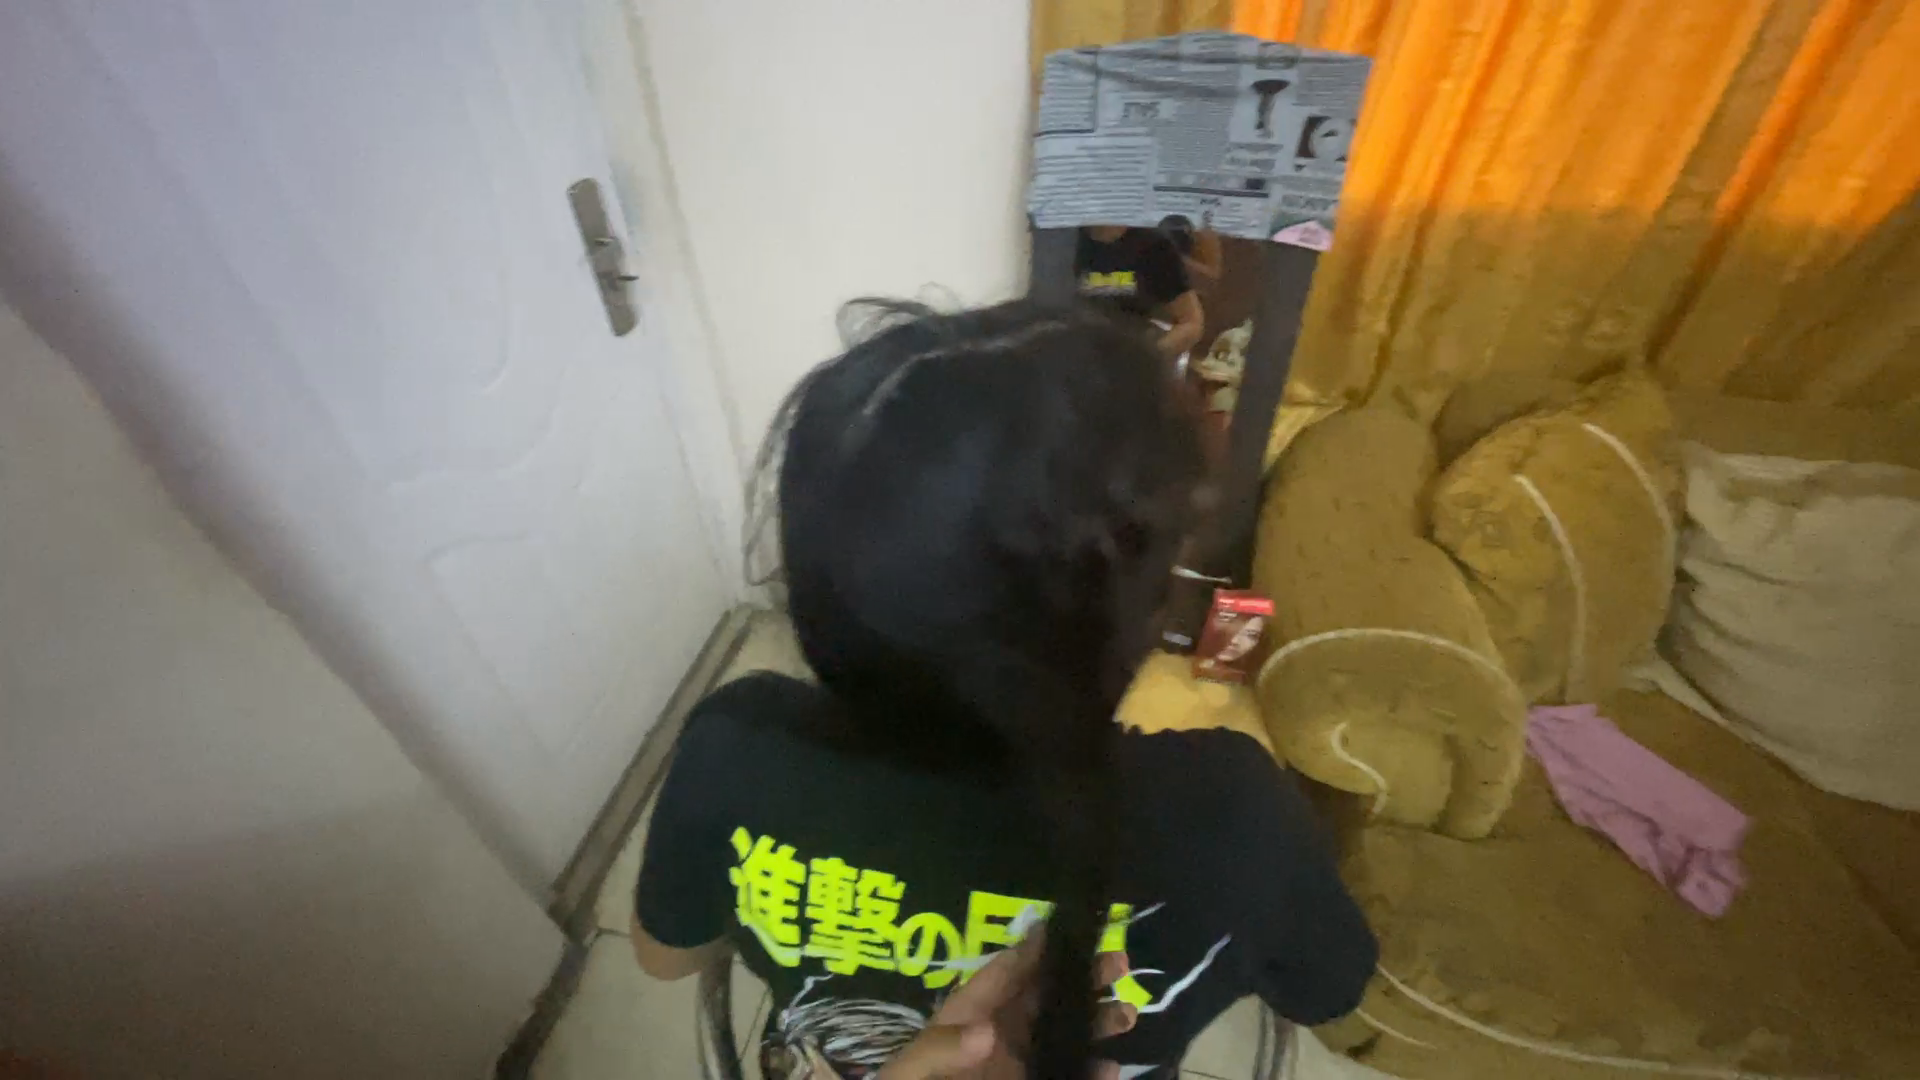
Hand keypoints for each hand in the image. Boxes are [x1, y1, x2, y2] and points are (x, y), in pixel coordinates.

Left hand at [877, 931, 1136, 1079]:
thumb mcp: (912, 1069)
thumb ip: (941, 1048)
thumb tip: (987, 1032)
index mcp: (969, 1014)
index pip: (1005, 972)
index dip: (1035, 948)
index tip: (1068, 926)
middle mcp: (1000, 1033)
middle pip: (1047, 997)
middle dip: (1082, 977)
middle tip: (1118, 959)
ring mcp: (1018, 1065)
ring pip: (1065, 1035)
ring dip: (1096, 1022)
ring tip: (1128, 1010)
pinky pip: (1067, 1077)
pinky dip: (1091, 1074)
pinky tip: (1113, 1068)